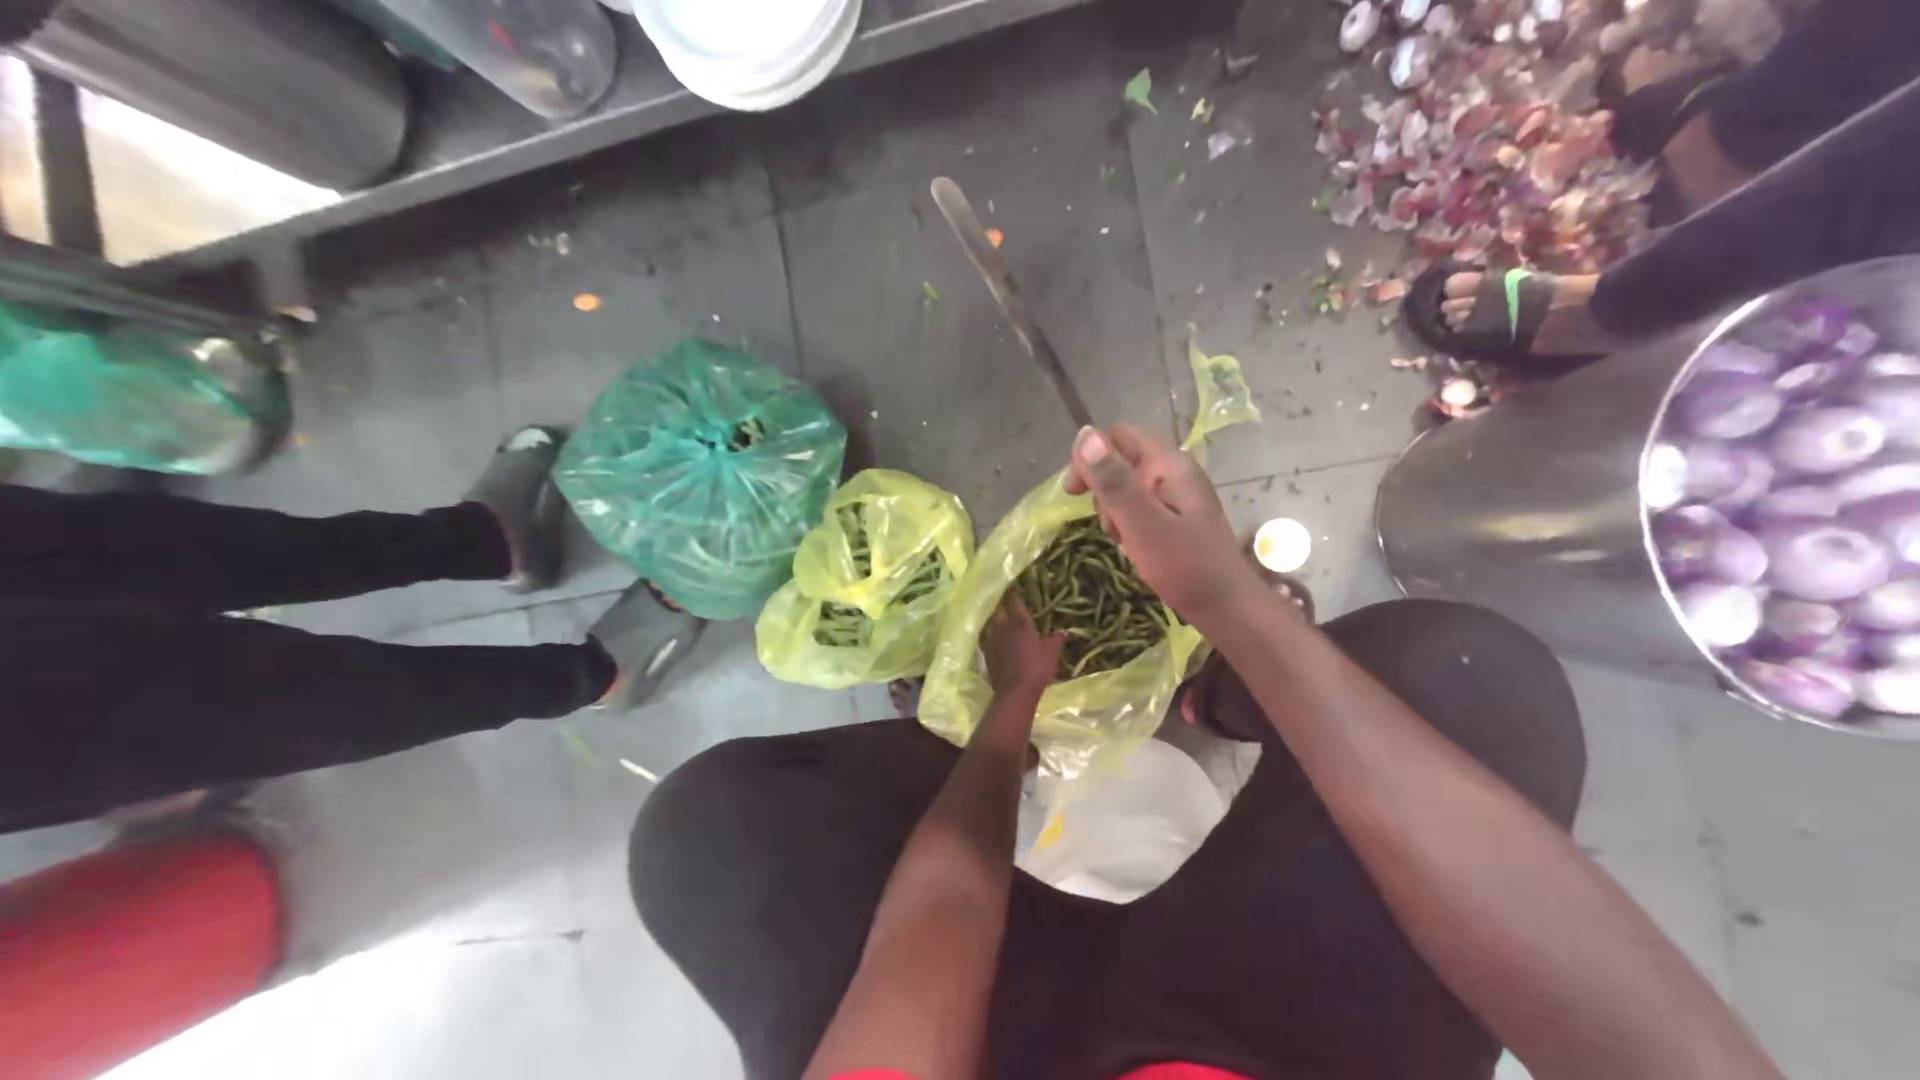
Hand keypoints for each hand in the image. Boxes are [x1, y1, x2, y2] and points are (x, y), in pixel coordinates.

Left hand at [983, 595, 1063, 696]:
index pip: (1015, 602)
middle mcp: (1003, 627)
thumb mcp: (1051, 653)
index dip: (1015, 595)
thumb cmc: (1037, 668)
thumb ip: (1056, 639)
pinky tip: (991, 634)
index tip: (1015, 588)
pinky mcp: (986, 653)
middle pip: (998, 609)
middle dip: (1002, 604)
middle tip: (1007, 601)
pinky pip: (985, 636)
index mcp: (1020, 623)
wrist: (1015, 691)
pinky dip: (989, 632)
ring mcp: (992, 640)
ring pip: (990, 622)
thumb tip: (1063, 631)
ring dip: (994, 617)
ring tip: (998, 615)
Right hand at [1064, 424, 1258, 621]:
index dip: (1089, 457)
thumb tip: (1085, 434)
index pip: (1117, 435)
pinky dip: (1130, 523)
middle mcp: (1176, 470)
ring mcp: (1179, 493)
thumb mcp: (1141, 522)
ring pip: (1128, 487)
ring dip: (1115, 511)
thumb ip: (1113, 479)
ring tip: (1124, 540)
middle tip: (1110, 526)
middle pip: (1121, 461)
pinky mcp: (1179, 515)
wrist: (1225, 607)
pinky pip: (1141, 507)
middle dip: (1104, 491)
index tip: (1075, 494)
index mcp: (1169, 463)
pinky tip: (1135, 546)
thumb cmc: (1183, 565)